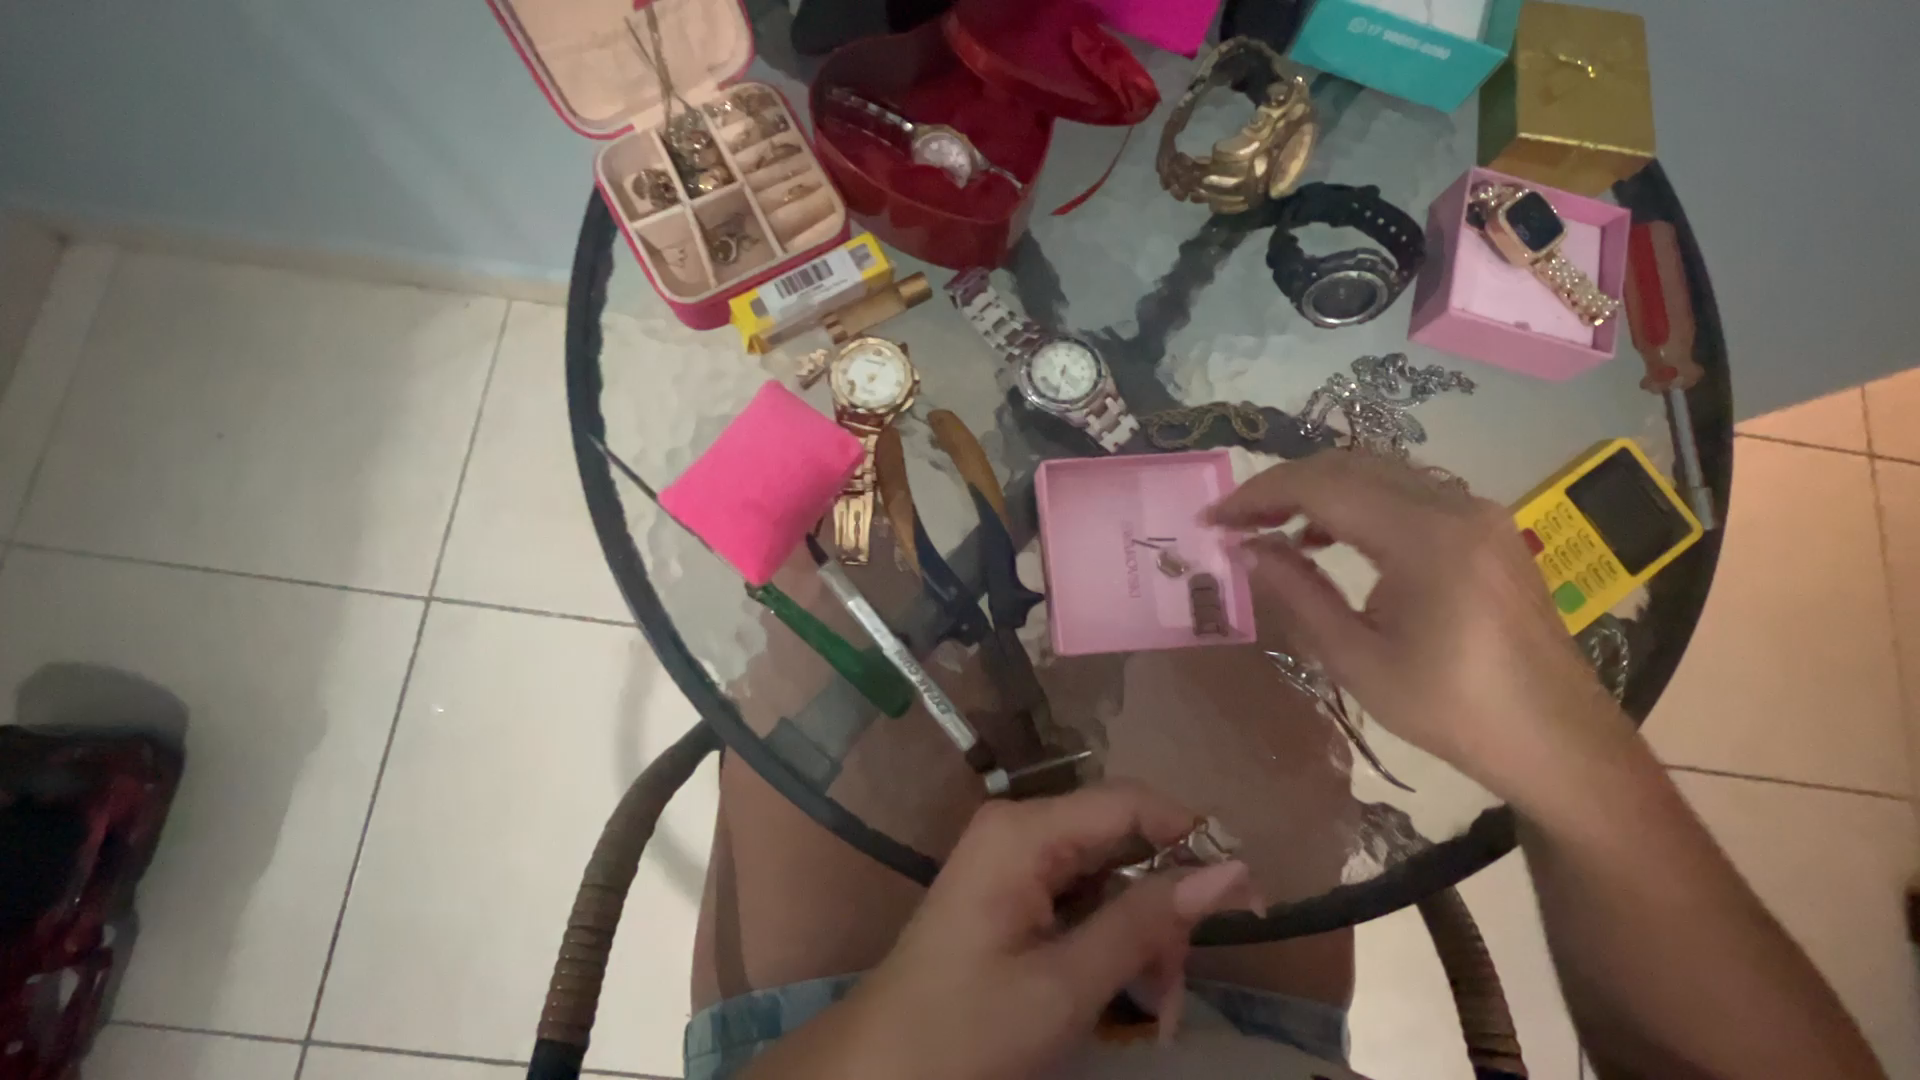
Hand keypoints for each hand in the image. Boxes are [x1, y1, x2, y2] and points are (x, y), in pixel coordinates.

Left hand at [821, 783, 1255, 1079]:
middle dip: (1164, 910)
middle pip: (1123, 842)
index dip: (1195, 839)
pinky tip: (1128, 994)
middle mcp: (1020, 829)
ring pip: (1110, 876)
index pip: (1132, 803)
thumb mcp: (1067, 984)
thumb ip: (1147, 922)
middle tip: (1180, 985)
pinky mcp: (1013, 890)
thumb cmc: (968, 1027)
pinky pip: (1083, 899)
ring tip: (1156, 1009)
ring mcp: (1014, 859)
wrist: (882, 1068)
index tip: (1249, 897)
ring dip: (1144, 937)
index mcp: (1025, 831)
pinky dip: (1113, 942)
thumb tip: (1232, 869)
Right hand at [1207, 452, 1623, 790]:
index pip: (1321, 486)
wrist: (1558, 742)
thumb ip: (1297, 594)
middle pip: (1348, 465)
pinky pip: (1405, 491)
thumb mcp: (1357, 660)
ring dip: (1317, 490)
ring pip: (1377, 472)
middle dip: (1282, 486)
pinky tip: (1328, 538)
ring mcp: (1478, 512)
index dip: (1258, 495)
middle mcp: (1457, 506)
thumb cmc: (1451, 712)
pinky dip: (1355, 502)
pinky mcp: (1485, 528)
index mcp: (1426, 539)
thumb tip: (1246, 548)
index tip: (1212, 519)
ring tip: (1271, 529)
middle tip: (1234, 522)